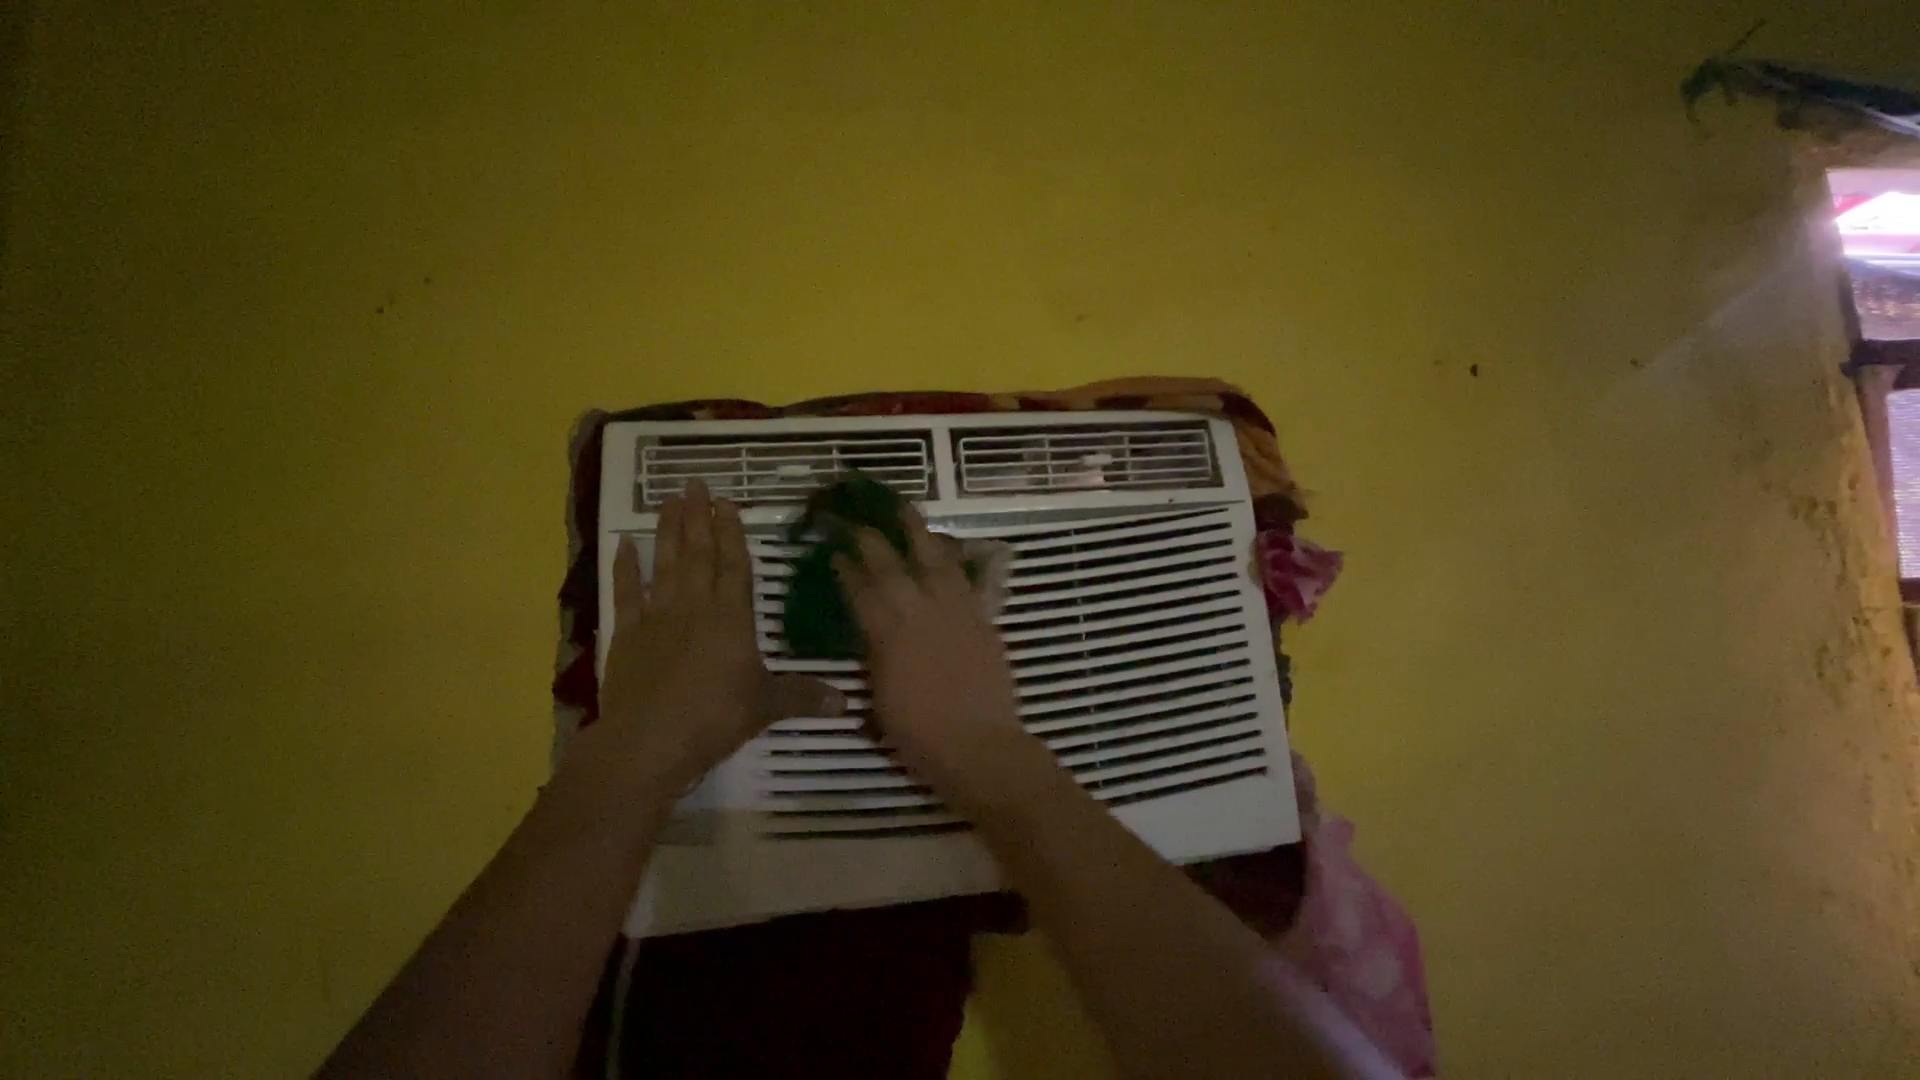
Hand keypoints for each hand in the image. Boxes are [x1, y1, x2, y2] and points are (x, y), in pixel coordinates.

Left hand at [571, 481, 845, 792]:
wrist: (649, 741)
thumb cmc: (715, 718)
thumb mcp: (766, 706)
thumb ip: (803, 697)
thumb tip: (846, 704)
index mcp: (732, 618)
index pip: (734, 565)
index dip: (732, 533)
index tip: (727, 502)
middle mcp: (695, 607)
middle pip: (698, 554)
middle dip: (699, 517)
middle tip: (695, 483)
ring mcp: (658, 618)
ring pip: (665, 564)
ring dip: (667, 530)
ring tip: (669, 499)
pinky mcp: (628, 636)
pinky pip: (626, 593)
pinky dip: (625, 568)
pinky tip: (623, 543)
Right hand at [833, 509, 1036, 797]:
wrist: (979, 745)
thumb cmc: (919, 736)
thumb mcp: (879, 700)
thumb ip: (873, 661)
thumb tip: (869, 639)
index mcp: (887, 634)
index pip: (859, 589)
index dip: (845, 567)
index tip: (834, 548)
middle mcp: (919, 612)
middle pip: (892, 563)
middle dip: (871, 537)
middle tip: (857, 517)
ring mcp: (955, 610)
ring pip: (934, 558)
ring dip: (917, 531)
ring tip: (905, 508)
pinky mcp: (982, 617)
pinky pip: (965, 576)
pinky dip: (952, 556)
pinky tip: (945, 546)